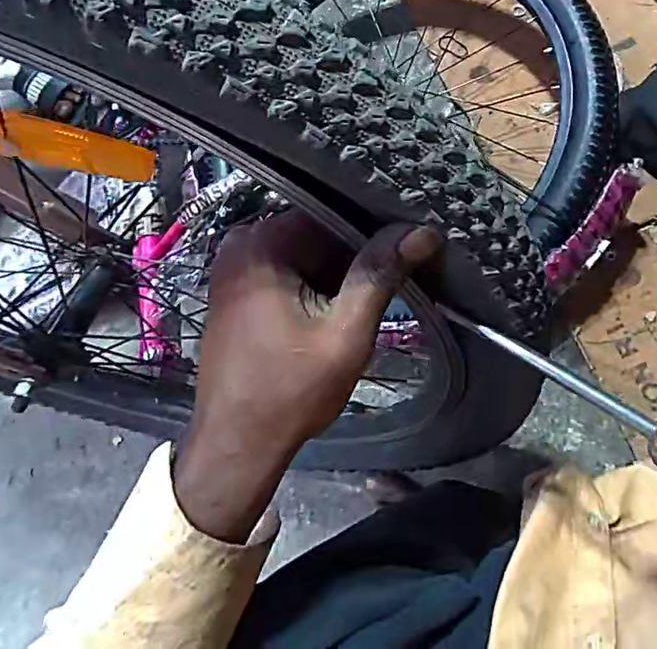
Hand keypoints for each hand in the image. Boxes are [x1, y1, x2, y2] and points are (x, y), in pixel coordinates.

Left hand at [172, 215, 440, 541]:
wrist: (235, 443)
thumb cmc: (289, 391)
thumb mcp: (345, 333)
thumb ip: (380, 275)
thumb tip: (421, 232)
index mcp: (262, 240)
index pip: (331, 213)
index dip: (374, 231)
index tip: (408, 247)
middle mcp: (242, 240)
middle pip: (316, 230)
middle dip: (355, 253)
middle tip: (396, 276)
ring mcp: (234, 263)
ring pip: (303, 250)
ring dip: (336, 270)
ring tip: (375, 290)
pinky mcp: (236, 285)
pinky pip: (285, 267)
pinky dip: (313, 281)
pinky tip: (339, 304)